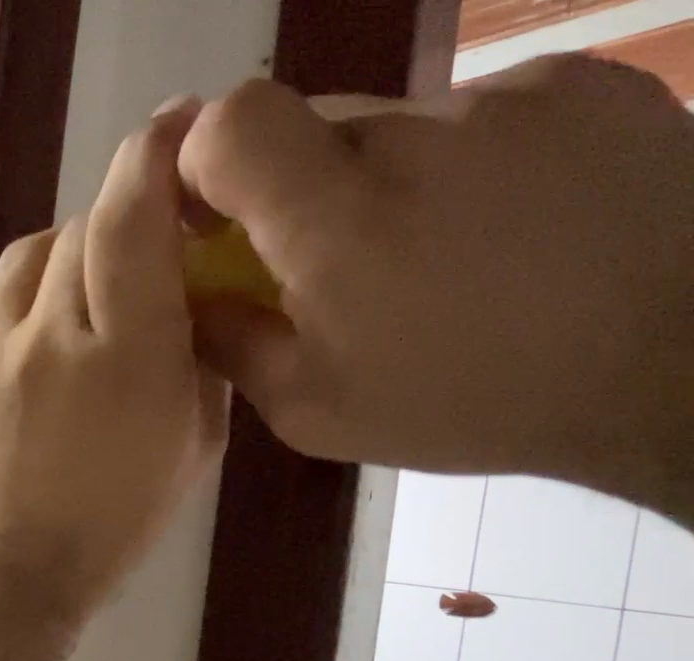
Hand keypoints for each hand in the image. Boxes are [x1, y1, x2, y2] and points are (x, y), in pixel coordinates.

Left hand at [0, 100, 228, 617]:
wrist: (15, 561)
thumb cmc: (119, 514)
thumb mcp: (194, 437)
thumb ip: (195, 350)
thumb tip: (187, 289)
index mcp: (126, 355)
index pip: (132, 223)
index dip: (151, 160)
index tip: (175, 128)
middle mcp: (50, 336)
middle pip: (79, 227)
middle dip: (117, 213)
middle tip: (142, 232)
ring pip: (29, 254)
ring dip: (66, 251)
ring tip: (87, 286)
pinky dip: (29, 299)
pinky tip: (44, 337)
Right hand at [180, 56, 693, 502]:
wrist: (689, 369)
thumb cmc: (474, 403)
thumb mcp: (313, 411)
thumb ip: (230, 342)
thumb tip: (185, 294)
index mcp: (337, 221)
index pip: (231, 121)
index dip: (205, 157)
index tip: (216, 213)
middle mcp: (416, 135)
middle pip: (304, 122)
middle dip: (291, 183)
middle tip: (328, 254)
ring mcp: (506, 98)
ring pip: (387, 120)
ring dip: (377, 175)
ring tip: (431, 245)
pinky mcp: (580, 81)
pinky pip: (472, 109)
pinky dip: (461, 157)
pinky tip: (502, 218)